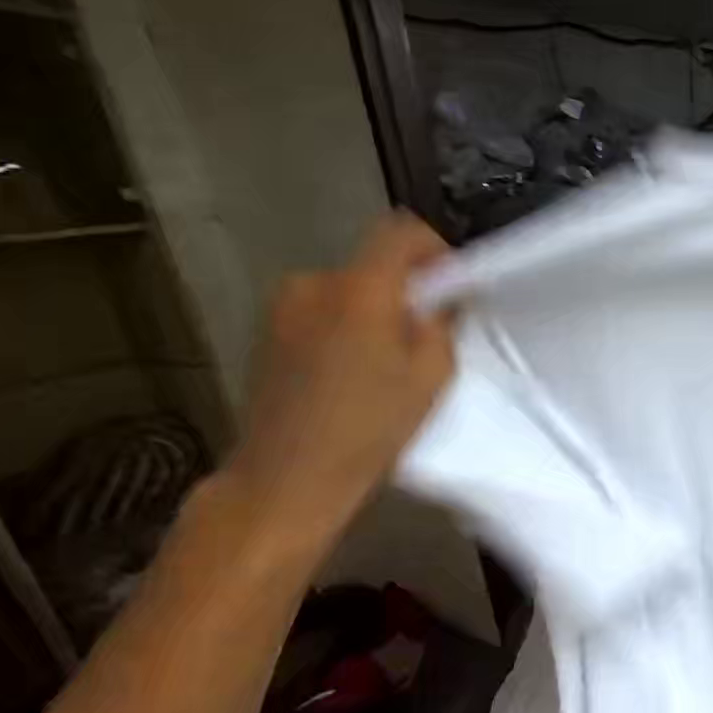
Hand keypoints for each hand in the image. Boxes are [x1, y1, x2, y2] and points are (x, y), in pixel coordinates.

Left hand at [227, 213, 455, 520]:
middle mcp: (315, 282)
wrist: (285, 480)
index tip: (447, 283)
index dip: (432, 247)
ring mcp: (283, 306)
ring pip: (344, 289)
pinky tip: (343, 370)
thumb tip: (437, 301)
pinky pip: (317, 310)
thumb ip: (440, 325)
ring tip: (377, 358)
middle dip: (401, 288)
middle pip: (372, 264)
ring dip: (367, 308)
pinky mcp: (265, 330)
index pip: (401, 231)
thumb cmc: (367, 432)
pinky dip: (339, 324)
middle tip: (417, 331)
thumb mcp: (429, 379)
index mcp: (360, 288)